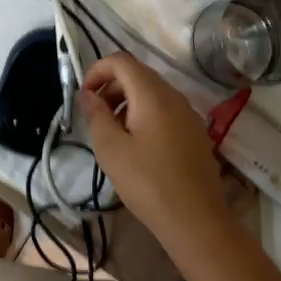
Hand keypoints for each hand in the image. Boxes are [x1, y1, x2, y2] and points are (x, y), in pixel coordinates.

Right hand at [78, 53, 230, 242]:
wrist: (196, 220)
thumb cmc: (148, 183)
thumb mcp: (111, 149)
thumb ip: (96, 115)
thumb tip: (87, 94)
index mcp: (153, 94)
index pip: (121, 61)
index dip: (97, 70)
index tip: (84, 96)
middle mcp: (174, 96)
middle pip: (138, 74)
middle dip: (110, 87)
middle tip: (95, 118)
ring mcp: (188, 114)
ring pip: (152, 93)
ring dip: (126, 103)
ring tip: (113, 135)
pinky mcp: (195, 133)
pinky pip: (165, 111)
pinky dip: (144, 116)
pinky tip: (138, 147)